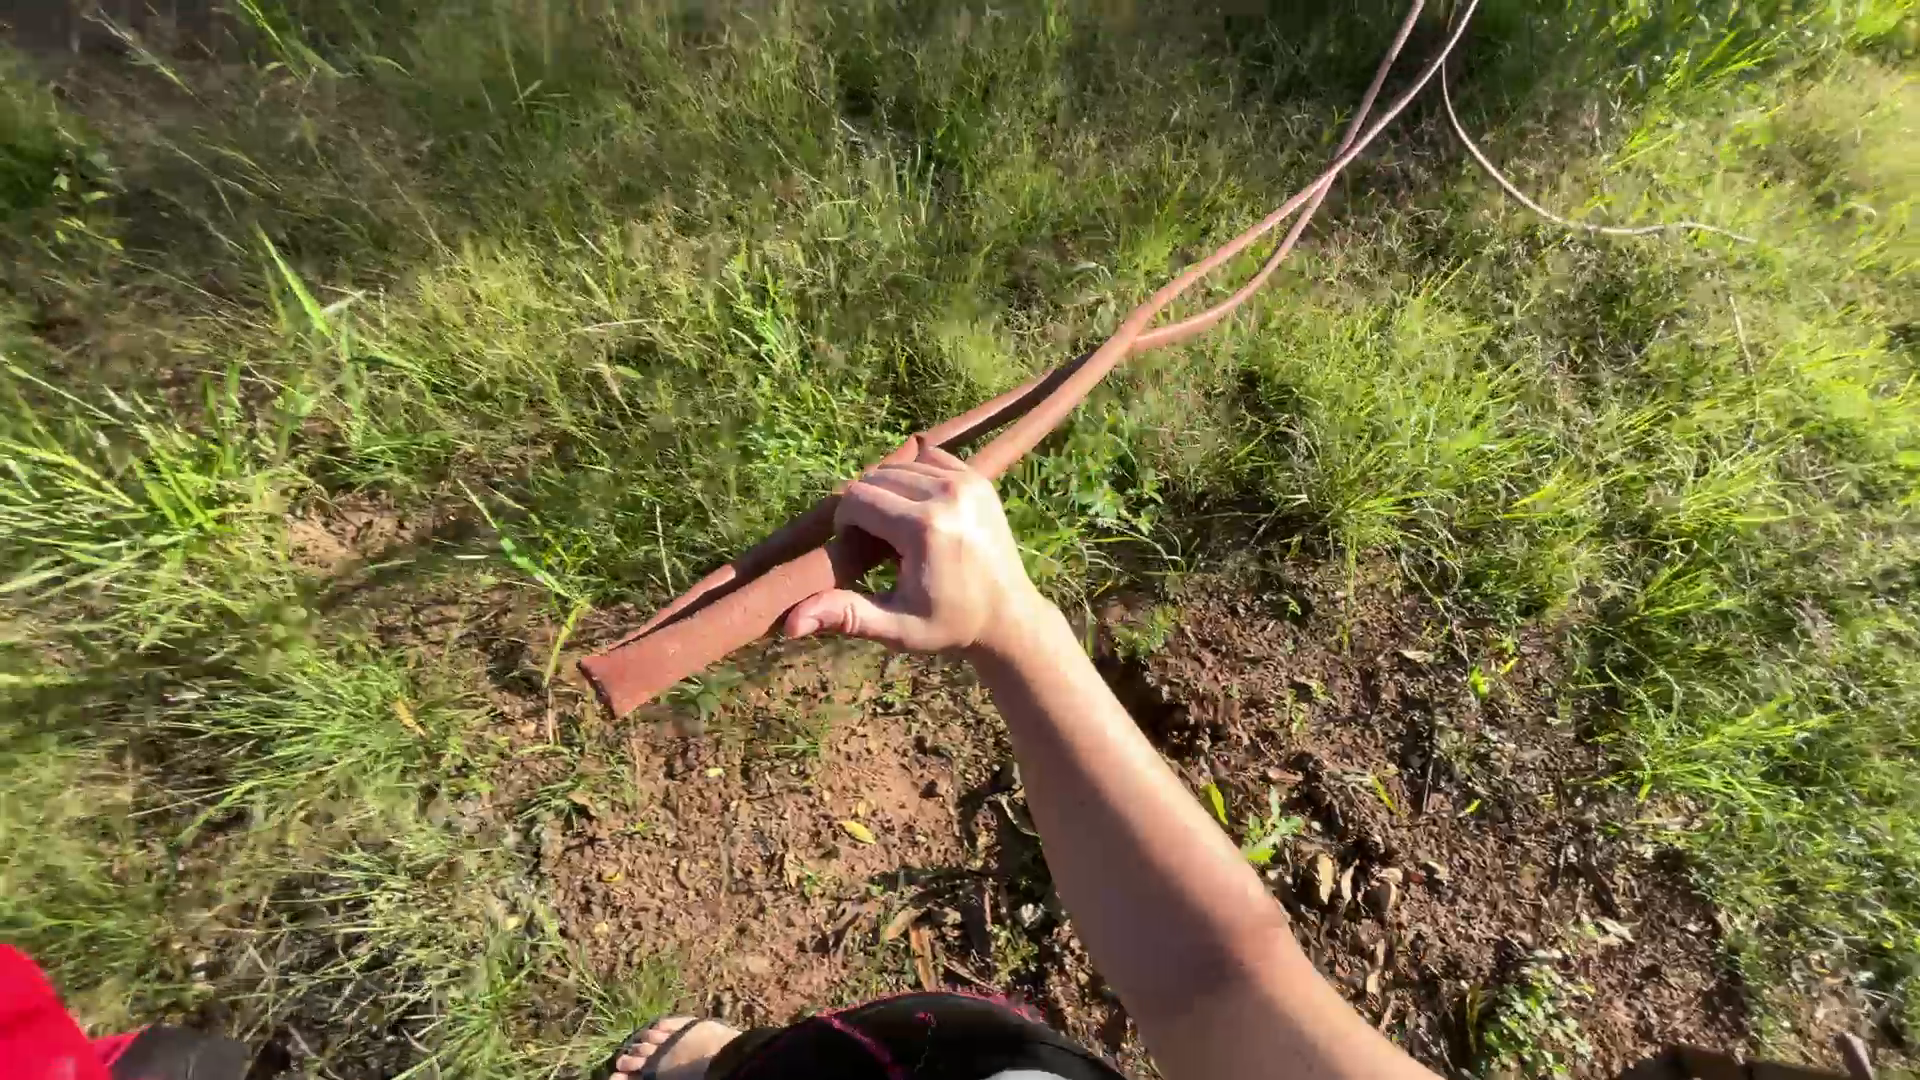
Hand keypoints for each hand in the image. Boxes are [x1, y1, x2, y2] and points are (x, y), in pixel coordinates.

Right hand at [783, 440, 1047, 656]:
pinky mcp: (978, 478)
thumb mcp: (895, 628)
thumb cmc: (948, 625)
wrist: (1008, 616)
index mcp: (924, 528)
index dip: (846, 523)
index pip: (857, 498)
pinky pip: (929, 458)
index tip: (861, 552)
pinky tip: (918, 510)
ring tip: (900, 531)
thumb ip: (844, 614)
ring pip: (899, 465)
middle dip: (865, 507)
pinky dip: (914, 477)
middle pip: (875, 477)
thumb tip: (790, 624)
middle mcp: (947, 494)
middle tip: (880, 545)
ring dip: (888, 492)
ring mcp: (967, 481)